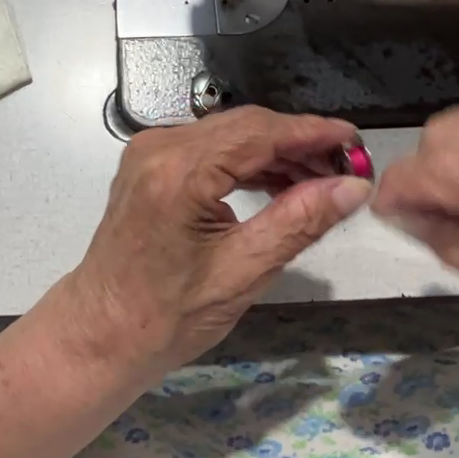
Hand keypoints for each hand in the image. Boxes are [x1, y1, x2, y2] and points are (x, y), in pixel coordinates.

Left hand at [60, 107, 373, 381]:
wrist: (103, 331)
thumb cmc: (169, 315)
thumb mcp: (243, 272)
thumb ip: (299, 222)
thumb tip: (352, 187)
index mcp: (178, 173)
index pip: (258, 133)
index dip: (312, 133)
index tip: (355, 141)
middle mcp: (160, 147)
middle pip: (244, 126)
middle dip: (299, 143)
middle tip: (346, 169)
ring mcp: (150, 150)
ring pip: (229, 133)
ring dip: (275, 151)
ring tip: (321, 181)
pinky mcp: (150, 161)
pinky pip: (210, 146)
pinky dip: (246, 160)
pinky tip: (279, 182)